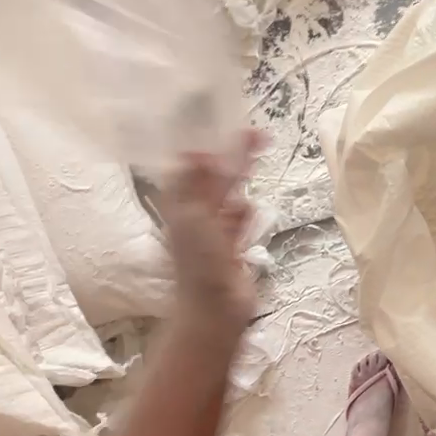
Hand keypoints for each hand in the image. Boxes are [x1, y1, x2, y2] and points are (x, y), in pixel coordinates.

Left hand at [162, 132, 261, 330]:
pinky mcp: (232, 250)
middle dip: (232, 158)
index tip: (227, 126)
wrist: (216, 309)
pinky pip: (240, 225)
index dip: (207, 146)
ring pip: (229, 200)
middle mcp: (194, 216)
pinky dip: (246, 216)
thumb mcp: (193, 214)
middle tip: (256, 136)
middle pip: (214, 179)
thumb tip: (195, 150)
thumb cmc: (200, 263)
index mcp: (179, 205)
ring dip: (240, 188)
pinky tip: (250, 212)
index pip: (190, 166)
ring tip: (254, 169)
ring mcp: (214, 234)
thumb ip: (196, 182)